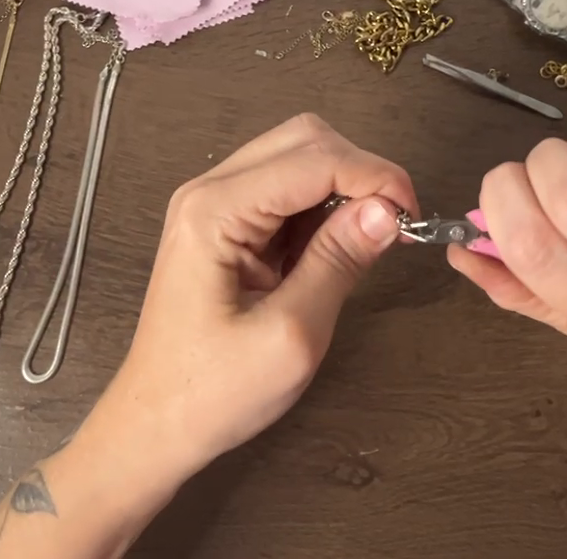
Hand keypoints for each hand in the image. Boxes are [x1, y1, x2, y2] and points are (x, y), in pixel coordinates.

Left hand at [86, 113, 418, 485]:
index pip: (313, 159)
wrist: (154, 427)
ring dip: (342, 186)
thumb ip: (339, 261)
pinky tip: (333, 244)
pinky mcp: (223, 218)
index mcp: (215, 210)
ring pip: (298, 154)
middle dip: (359, 171)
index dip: (373, 176)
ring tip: (366, 238)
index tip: (412, 215)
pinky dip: (321, 204)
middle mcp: (209, 189)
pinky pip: (285, 186)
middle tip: (393, 224)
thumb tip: (389, 210)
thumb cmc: (215, 393)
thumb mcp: (292, 335)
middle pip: (304, 139)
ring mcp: (213, 200)